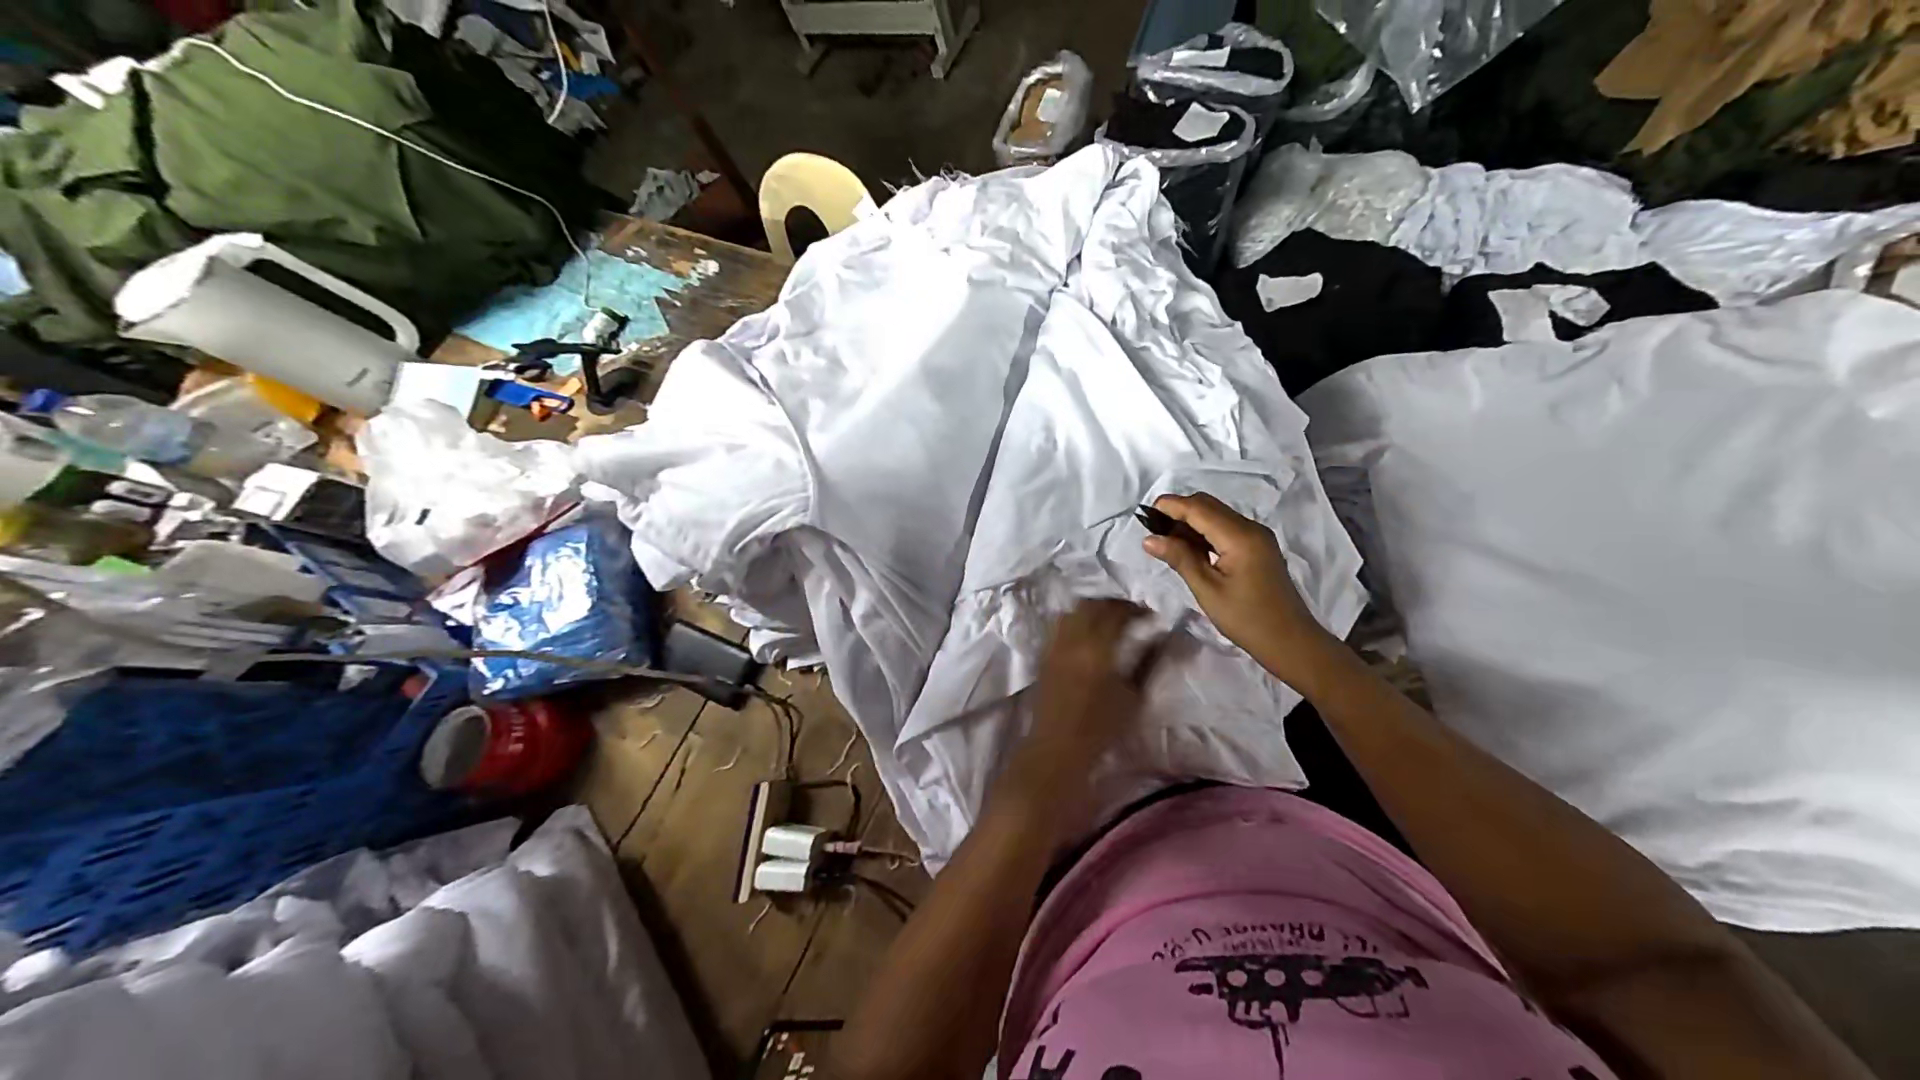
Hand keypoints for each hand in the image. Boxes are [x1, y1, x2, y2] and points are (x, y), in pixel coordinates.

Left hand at [1030, 598, 1154, 757]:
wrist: (1058, 747)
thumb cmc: (1102, 727)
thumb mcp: (1134, 696)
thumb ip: (1148, 661)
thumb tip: (1162, 635)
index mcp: (1097, 649)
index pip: (1117, 612)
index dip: (1136, 609)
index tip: (1152, 616)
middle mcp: (1072, 640)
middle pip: (1092, 604)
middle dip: (1114, 603)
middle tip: (1132, 614)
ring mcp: (1054, 645)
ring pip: (1072, 611)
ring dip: (1093, 608)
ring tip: (1110, 620)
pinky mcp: (1043, 654)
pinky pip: (1060, 625)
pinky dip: (1076, 620)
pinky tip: (1088, 634)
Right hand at [1141, 493, 1337, 685]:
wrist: (1290, 640)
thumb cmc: (1246, 618)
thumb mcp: (1207, 590)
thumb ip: (1180, 558)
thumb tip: (1149, 539)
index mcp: (1239, 536)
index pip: (1198, 508)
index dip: (1170, 506)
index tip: (1143, 514)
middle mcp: (1250, 528)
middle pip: (1208, 505)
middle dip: (1178, 511)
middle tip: (1152, 530)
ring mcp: (1257, 536)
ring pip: (1217, 515)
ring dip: (1190, 521)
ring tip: (1165, 540)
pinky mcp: (1258, 547)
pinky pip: (1226, 528)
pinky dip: (1204, 532)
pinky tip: (1189, 548)